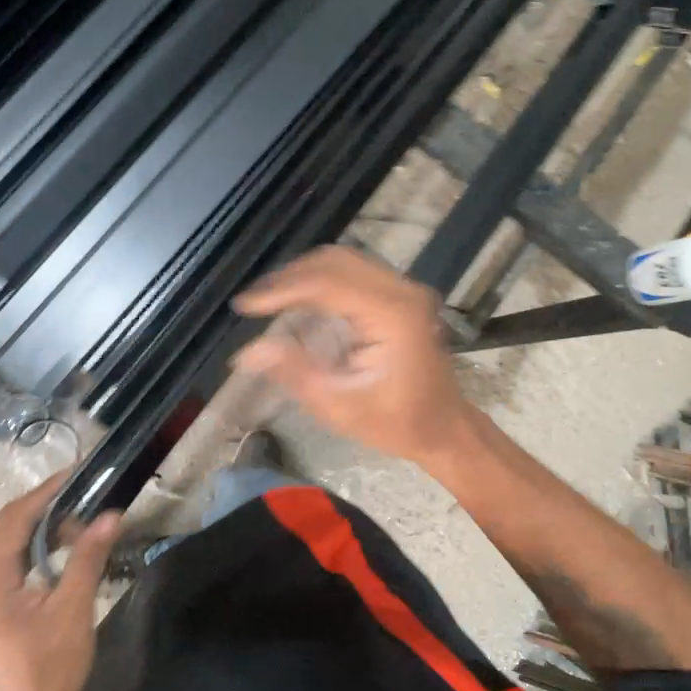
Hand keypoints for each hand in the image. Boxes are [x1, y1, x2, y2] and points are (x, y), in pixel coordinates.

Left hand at [0, 474, 119, 690]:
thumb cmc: (49, 667)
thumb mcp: (73, 608)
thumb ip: (87, 556)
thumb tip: (111, 515)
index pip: (14, 518)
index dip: (45, 492)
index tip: (78, 473)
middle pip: (6, 526)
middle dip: (45, 507)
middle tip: (85, 495)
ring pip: (6, 543)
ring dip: (40, 528)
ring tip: (80, 519)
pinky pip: (7, 562)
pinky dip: (33, 548)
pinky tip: (60, 547)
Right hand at [232, 246, 474, 465]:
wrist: (445, 428)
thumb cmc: (397, 424)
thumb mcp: (340, 407)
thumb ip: (295, 373)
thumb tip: (249, 351)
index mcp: (391, 315)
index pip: (326, 283)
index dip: (280, 290)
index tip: (245, 306)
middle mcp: (402, 292)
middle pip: (334, 261)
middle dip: (289, 277)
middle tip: (255, 302)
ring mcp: (405, 291)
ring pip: (345, 261)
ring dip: (305, 276)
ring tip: (271, 300)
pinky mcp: (402, 297)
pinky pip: (356, 273)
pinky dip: (323, 281)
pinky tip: (300, 303)